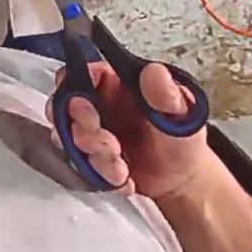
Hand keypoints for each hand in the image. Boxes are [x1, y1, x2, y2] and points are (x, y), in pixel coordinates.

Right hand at [55, 61, 217, 199]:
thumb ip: (166, 94)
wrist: (183, 180)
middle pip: (68, 105)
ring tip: (122, 169)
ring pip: (71, 137)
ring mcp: (92, 130)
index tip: (84, 103)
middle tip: (110, 144)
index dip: (75, 84)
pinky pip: (81, 164)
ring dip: (94, 156)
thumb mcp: (182, 114)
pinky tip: (124, 180)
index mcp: (116, 82)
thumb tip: (153, 71)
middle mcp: (98, 103)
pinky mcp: (90, 156)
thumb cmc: (182, 137)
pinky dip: (101, 175)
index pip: (83, 71)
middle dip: (84, 128)